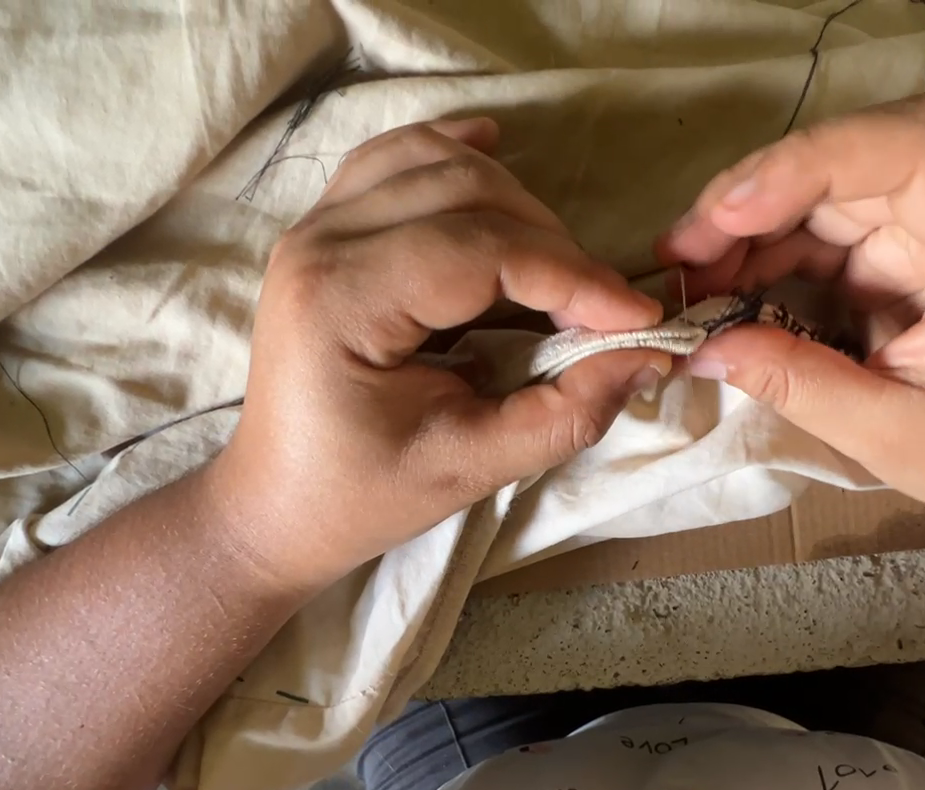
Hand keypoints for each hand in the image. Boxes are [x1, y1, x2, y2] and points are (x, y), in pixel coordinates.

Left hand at [209, 118, 666, 588]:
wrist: (277, 504)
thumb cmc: (364, 496)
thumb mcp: (469, 469)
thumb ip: (564, 414)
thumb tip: (647, 356)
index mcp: (344, 302)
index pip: (482, 251)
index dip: (574, 277)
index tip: (639, 319)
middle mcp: (321, 242)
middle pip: (468, 192)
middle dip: (555, 246)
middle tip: (602, 311)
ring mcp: (316, 226)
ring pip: (439, 161)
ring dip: (518, 204)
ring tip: (561, 270)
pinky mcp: (324, 229)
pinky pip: (399, 159)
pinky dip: (457, 154)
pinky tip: (498, 149)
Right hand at [659, 96, 924, 531]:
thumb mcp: (892, 437)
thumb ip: (800, 386)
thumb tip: (703, 348)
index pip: (916, 150)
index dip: (812, 164)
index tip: (724, 218)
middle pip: (859, 153)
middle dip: (758, 193)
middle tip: (679, 252)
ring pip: (832, 182)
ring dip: (751, 222)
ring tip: (688, 274)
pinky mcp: (910, 239)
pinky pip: (826, 222)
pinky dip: (768, 248)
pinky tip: (725, 283)